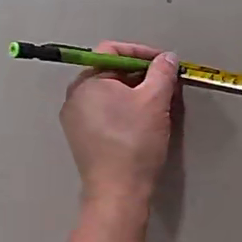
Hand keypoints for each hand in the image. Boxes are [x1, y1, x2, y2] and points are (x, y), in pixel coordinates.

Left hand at [59, 41, 178, 208]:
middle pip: (110, 71)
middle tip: (164, 83)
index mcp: (86, 81)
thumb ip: (162, 72)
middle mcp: (75, 96)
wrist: (118, 191)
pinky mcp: (82, 138)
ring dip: (133, 93)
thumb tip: (167, 58)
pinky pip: (104, 113)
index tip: (164, 63)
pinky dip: (123, 110)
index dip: (141, 52)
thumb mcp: (155, 101)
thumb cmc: (134, 143)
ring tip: (157, 104)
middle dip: (140, 74)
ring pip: (108, 93)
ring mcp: (75, 119)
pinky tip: (142, 123)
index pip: (112, 50)